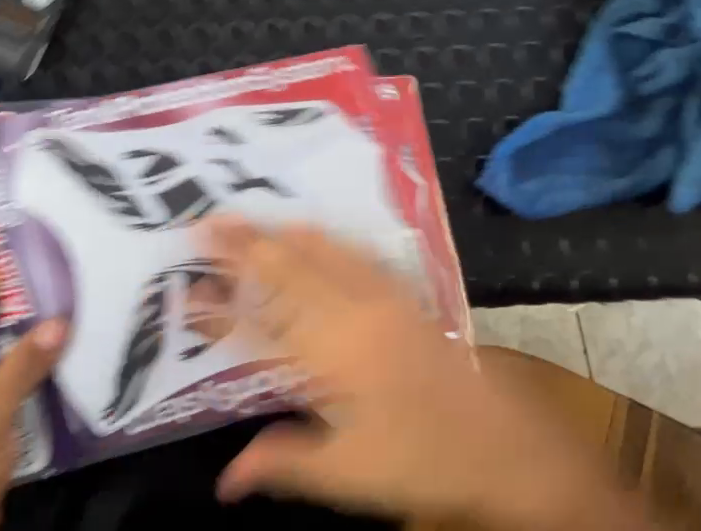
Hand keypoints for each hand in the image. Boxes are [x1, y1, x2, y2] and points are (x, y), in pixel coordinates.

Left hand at [0, 278, 68, 530]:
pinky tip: (73, 364)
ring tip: (83, 317)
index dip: (2, 276)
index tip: (44, 262)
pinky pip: (16, 383)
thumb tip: (60, 320)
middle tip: (75, 288)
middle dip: (29, 309)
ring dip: (38, 342)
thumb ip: (23, 364)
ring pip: (8, 354)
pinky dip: (39, 373)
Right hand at [202, 217, 652, 530]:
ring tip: (238, 217)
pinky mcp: (402, 295)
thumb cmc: (425, 462)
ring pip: (312, 251)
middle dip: (237, 244)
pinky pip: (352, 250)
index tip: (187, 292)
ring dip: (271, 233)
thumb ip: (282, 464)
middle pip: (280, 268)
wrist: (513, 450)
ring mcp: (378, 298)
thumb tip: (225, 482)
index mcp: (327, 357)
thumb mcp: (349, 475)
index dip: (217, 305)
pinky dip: (318, 235)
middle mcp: (347, 315)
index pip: (256, 323)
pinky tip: (304, 228)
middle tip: (200, 225)